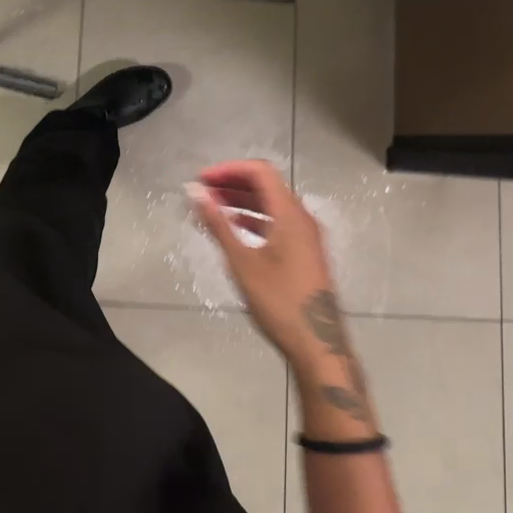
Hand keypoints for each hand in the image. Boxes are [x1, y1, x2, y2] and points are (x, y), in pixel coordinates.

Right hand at [188, 160, 343, 369]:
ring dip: (242, 201)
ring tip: (212, 208)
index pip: (260, 171)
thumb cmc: (278, 301)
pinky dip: (254, 218)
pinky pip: (277, 222)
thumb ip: (217, 224)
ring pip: (272, 204)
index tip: (202, 180)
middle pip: (266, 185)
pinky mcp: (305, 252)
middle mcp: (301, 217)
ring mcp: (306, 235)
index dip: (229, 169)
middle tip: (203, 192)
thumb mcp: (241, 262)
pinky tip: (235, 229)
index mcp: (290, 213)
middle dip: (233, 183)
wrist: (318, 343)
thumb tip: (195, 192)